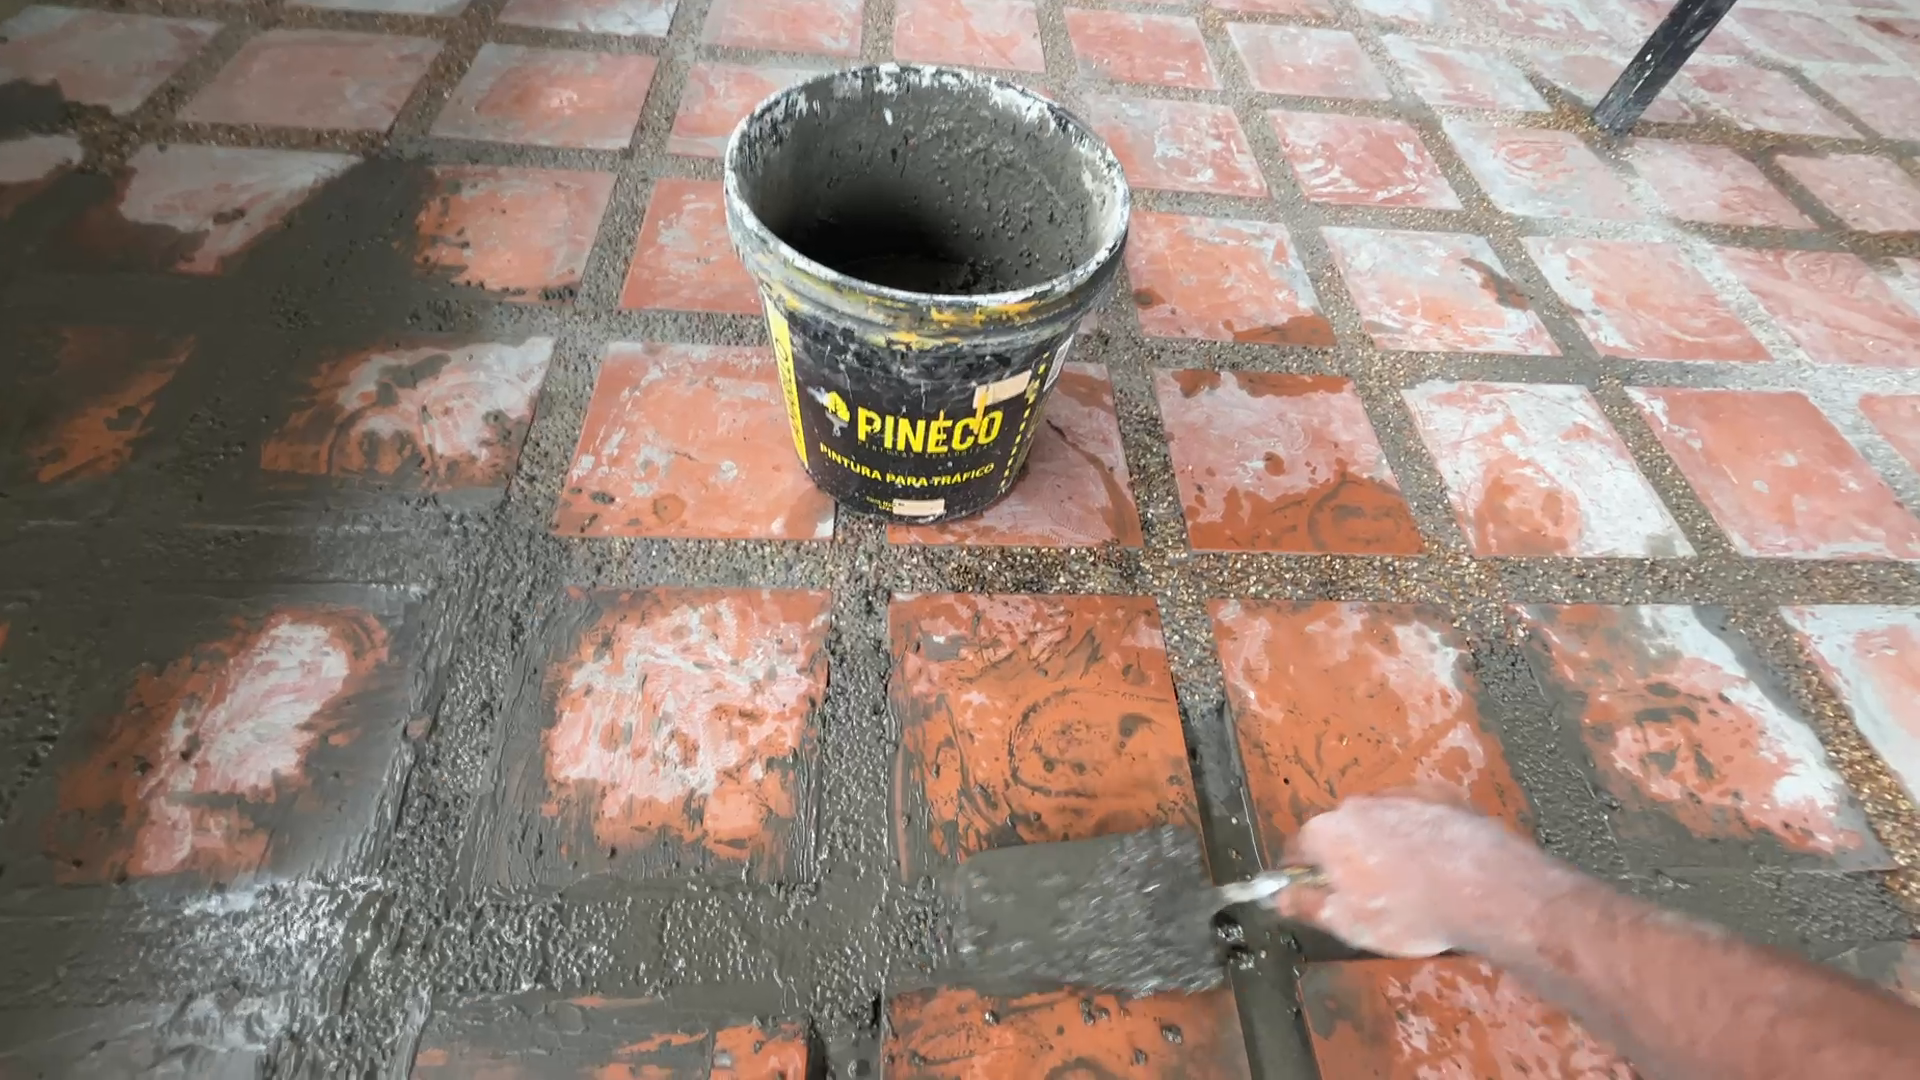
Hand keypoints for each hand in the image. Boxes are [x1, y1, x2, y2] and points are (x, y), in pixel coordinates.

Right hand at [1271, 795, 1562, 957]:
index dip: (1302, 876)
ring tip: (1413, 882)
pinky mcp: (1436, 794)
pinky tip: (1438, 861)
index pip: (1295, 850)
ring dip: (1383, 844)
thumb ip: (1306, 905)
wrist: (1493, 893)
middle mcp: (1352, 804)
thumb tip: (1275, 897)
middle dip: (1346, 858)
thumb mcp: (1351, 924)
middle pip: (1337, 832)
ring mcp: (1396, 794)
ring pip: (1376, 820)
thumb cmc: (1413, 913)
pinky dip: (1418, 831)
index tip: (1317, 895)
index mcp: (1324, 831)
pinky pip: (1415, 812)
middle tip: (1371, 895)